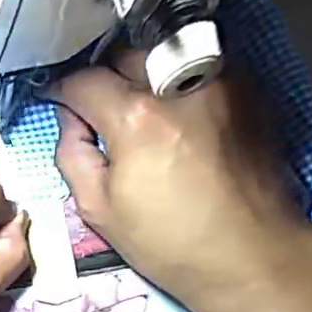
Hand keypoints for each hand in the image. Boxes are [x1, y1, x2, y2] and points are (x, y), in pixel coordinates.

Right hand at [50, 55, 311, 311]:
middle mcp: (181, 84)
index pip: (84, 80)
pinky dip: (181, 83)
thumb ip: (73, 155)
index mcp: (138, 119)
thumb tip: (71, 119)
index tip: (60, 102)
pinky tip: (182, 118)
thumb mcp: (101, 212)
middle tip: (102, 111)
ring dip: (144, 74)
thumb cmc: (172, 246)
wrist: (251, 257)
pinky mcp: (250, 89)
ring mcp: (222, 80)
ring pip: (165, 53)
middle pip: (125, 54)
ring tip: (143, 111)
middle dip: (106, 77)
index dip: (63, 91)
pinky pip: (201, 68)